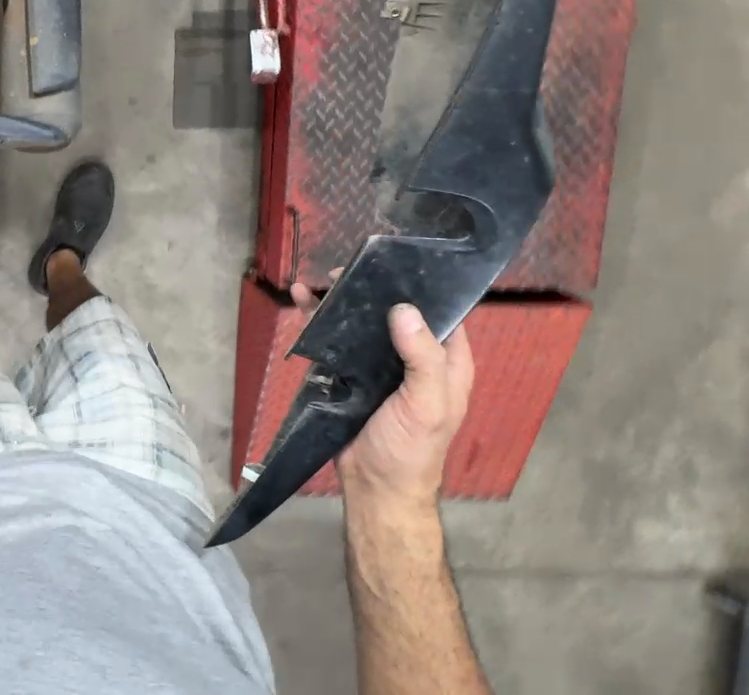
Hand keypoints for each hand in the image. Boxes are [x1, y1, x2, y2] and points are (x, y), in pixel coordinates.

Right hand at [291, 283, 474, 510]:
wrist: (373, 486)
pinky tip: (302, 300)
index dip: (426, 289)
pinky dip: (319, 320)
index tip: (400, 261)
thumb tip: (404, 310)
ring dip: (344, 301)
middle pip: (396, 313)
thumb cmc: (411, 450)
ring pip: (363, 323)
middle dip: (376, 288)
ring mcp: (378, 366)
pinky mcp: (347, 373)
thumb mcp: (426, 406)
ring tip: (325, 277)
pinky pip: (334, 340)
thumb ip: (423, 359)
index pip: (443, 315)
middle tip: (353, 265)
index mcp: (445, 364)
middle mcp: (413, 359)